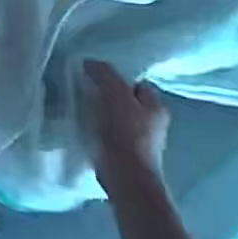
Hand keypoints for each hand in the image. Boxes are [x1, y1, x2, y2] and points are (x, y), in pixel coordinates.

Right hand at [78, 59, 170, 188]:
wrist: (126, 176)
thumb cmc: (126, 133)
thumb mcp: (115, 94)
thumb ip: (104, 74)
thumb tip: (89, 62)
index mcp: (157, 106)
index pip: (136, 82)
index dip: (116, 77)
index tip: (95, 77)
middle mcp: (153, 122)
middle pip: (125, 99)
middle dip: (106, 94)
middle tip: (85, 91)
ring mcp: (140, 139)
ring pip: (116, 115)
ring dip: (100, 111)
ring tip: (80, 108)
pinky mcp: (126, 153)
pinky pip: (109, 131)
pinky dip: (97, 127)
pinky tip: (84, 126)